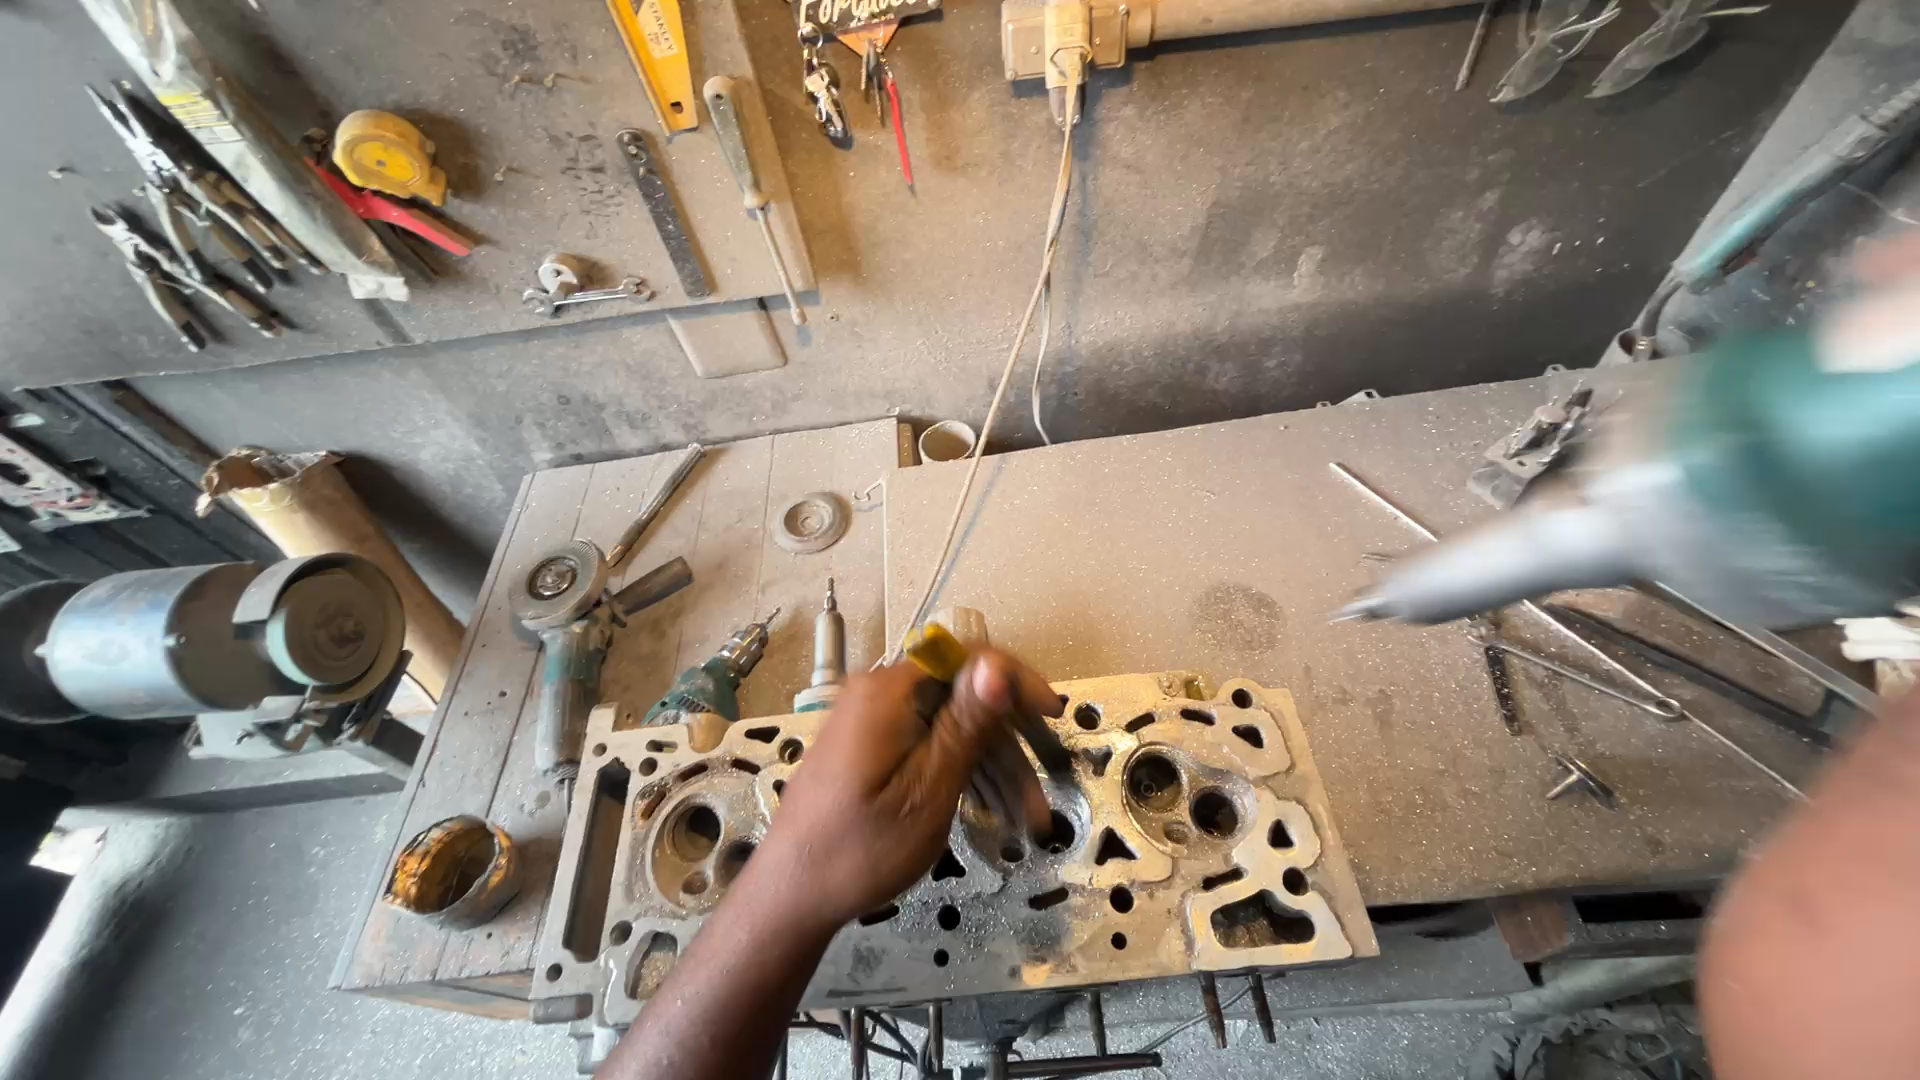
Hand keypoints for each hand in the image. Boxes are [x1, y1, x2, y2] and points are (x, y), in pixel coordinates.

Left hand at [749, 648, 1062, 930]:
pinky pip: (930, 745)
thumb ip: (965, 724)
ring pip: (953, 728)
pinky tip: (992, 814)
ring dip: (993, 770)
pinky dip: (962, 775)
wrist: (790, 896)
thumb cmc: (859, 849)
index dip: (1017, 682)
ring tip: (1026, 825)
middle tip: (1041, 799)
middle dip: (1009, 746)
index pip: (970, 658)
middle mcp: (883, 693)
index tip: (1053, 717)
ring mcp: (876, 720)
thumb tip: (997, 663)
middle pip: (965, 698)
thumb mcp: (926, 792)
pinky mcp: (874, 746)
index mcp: (891, 690)